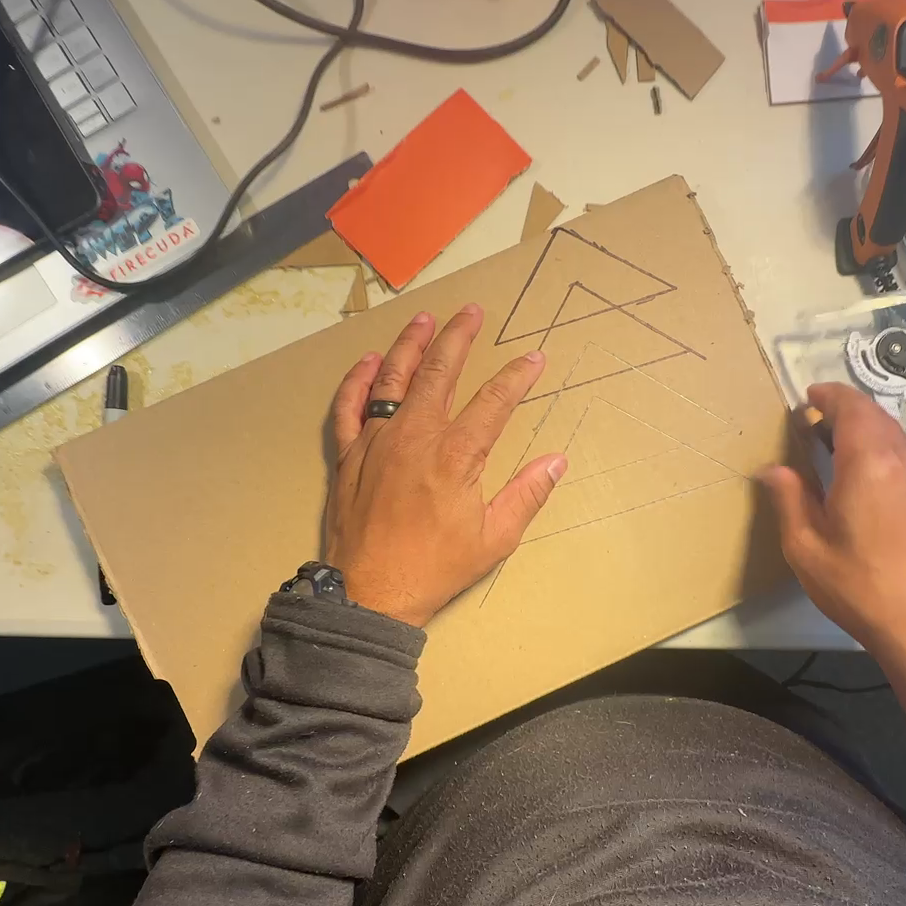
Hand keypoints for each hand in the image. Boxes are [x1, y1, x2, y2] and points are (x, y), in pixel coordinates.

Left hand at [325, 304, 567, 626]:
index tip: (534, 359)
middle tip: (471, 312)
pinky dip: (357, 381)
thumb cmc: (436, 568)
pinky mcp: (349, 455)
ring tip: (424, 319)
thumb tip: (557, 461)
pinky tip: (368, 362)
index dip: (517, 376)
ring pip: (392, 379)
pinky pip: (348, 407)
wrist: (370, 593)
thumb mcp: (494, 539)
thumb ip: (527, 495)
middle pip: (440, 372)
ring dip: (410, 345)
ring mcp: (376, 441)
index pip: (494, 401)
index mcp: (456, 455)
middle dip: (459, 337)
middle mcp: (415, 436)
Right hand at [757, 383, 905, 657]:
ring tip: (827, 444)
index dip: (828, 395)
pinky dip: (876, 446)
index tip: (805, 397)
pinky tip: (856, 472)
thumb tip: (773, 470)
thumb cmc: (858, 583)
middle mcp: (902, 458)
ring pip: (891, 431)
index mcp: (869, 462)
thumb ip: (789, 498)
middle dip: (842, 409)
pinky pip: (901, 452)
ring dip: (860, 428)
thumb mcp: (805, 545)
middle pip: (874, 414)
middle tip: (809, 421)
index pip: (851, 407)